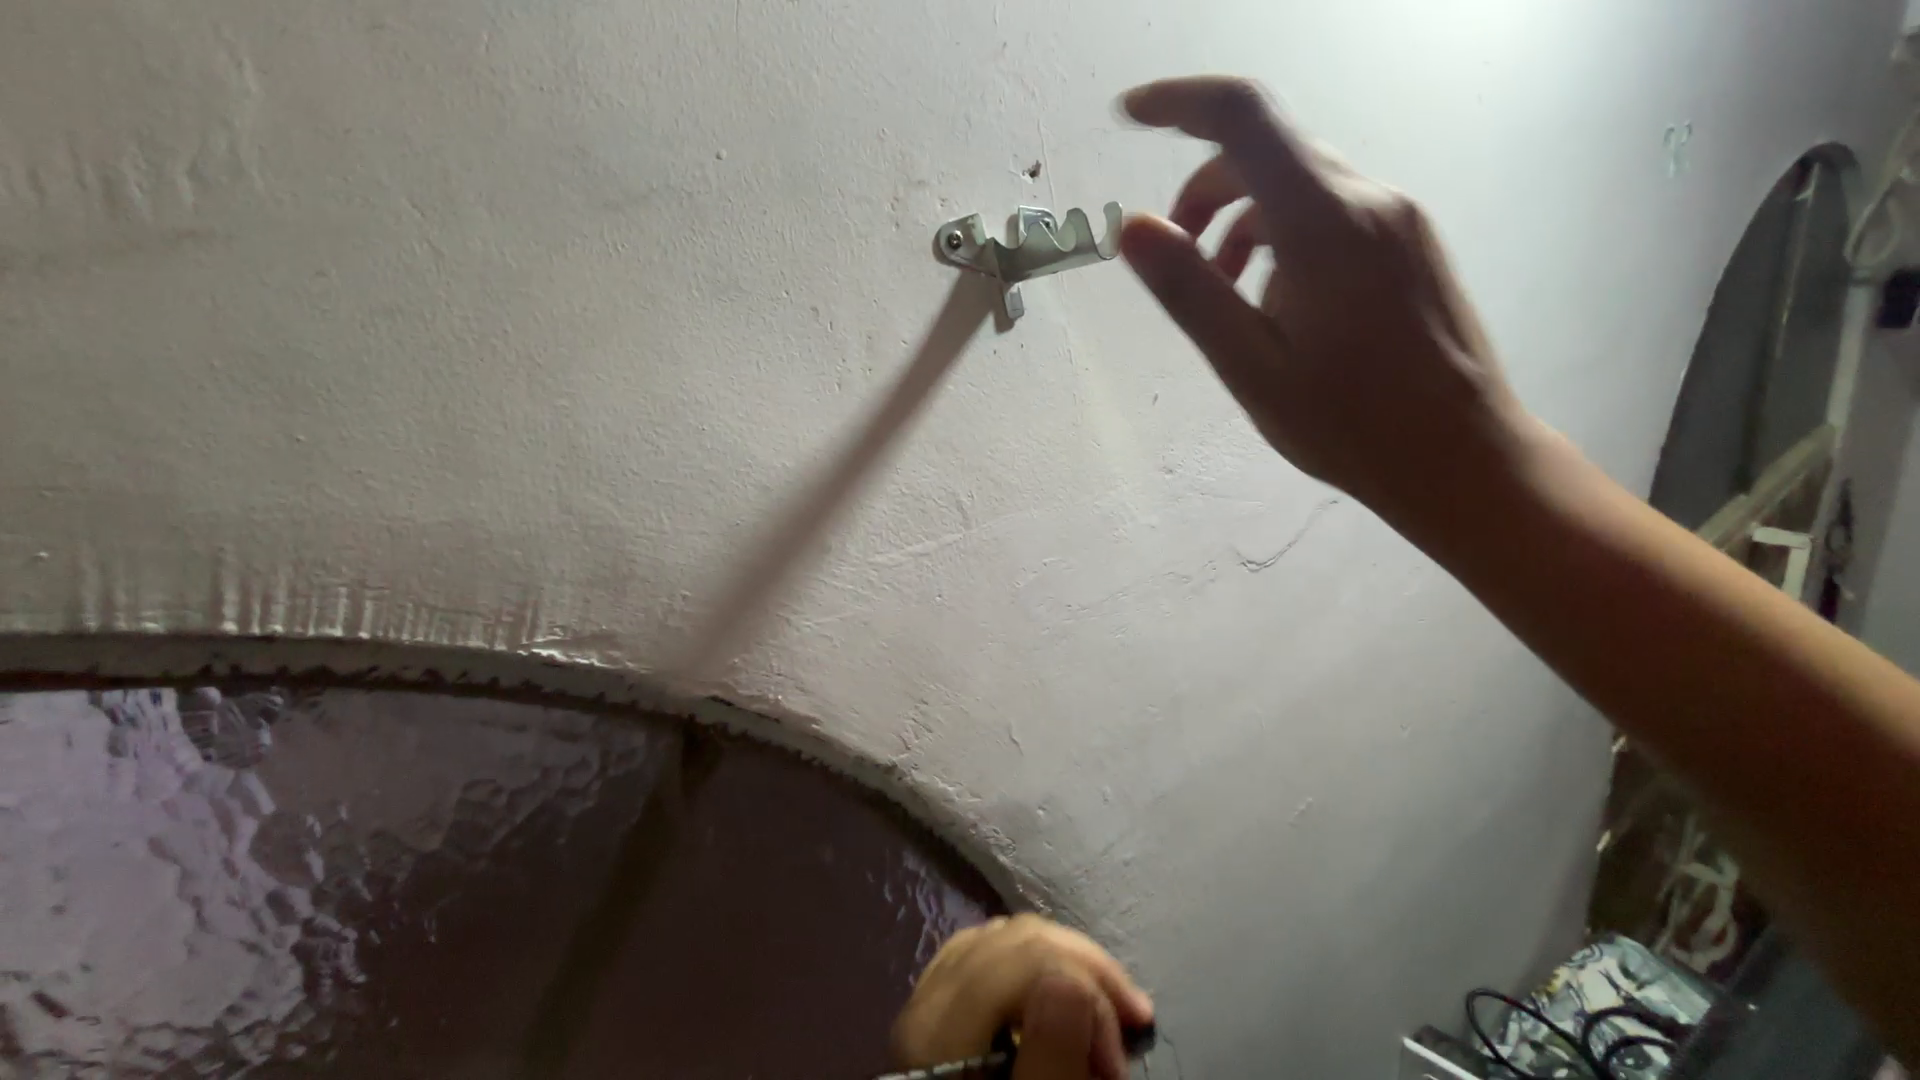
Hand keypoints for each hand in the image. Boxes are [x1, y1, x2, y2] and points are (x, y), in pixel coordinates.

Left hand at [892, 915, 1153, 1079]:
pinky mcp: (941, 1002)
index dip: (1087, 992)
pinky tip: (1064, 992)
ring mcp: (929, 994)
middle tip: (1135, 1021)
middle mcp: (925, 998)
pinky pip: (993, 952)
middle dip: (1086, 970)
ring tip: (1110, 1009)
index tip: (1118, 1064)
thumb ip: (1051, 1059)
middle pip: (1017, 939)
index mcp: (937, 1028)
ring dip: (1068, 963)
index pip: (1026, 959)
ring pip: (1008, 937)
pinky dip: (1037, 965)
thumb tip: (1071, 981)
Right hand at [1119, 76, 1535, 528]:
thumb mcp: (1250, 366)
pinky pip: (1330, 214)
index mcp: (1324, 223)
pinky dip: (1281, 237)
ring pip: (1297, 186)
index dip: (1179, 104)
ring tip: (1223, 294)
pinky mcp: (1410, 244)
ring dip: (1240, 220)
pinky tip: (1275, 302)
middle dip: (1203, 191)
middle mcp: (1368, 201)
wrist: (1460, 456)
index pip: (1243, 119)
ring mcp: (1397, 220)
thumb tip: (1132, 226)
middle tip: (1175, 259)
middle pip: (1267, 152)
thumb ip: (1189, 291)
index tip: (1129, 117)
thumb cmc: (1349, 424)